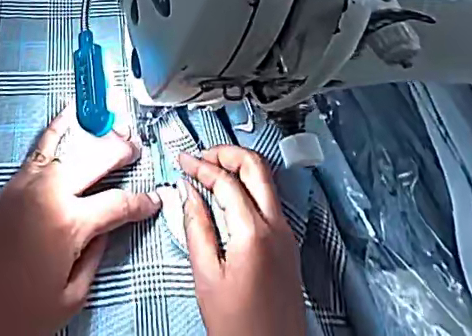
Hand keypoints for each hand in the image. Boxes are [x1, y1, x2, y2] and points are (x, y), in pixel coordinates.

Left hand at [0, 104, 158, 335]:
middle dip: (117, 150)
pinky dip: (56, 132)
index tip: (154, 198)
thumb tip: (102, 233)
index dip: (140, 201)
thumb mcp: (69, 297)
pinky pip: (39, 150)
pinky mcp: (8, 185)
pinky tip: (64, 122)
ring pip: (63, 144)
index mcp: (68, 223)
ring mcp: (25, 184)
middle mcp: (47, 193)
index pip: (116, 204)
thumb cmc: (13, 313)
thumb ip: (92, 258)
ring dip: (88, 131)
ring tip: (106, 122)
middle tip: (134, 147)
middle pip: (92, 159)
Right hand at [178, 146, 305, 335]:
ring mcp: (286, 237)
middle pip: (255, 166)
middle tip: (200, 158)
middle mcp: (277, 229)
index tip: (182, 161)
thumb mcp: (206, 276)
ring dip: (237, 167)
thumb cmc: (239, 329)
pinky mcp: (288, 247)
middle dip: (225, 153)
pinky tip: (226, 197)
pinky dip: (247, 186)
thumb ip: (195, 225)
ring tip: (209, 173)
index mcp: (254, 234)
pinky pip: (269, 200)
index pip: (225, 179)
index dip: (200, 165)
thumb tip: (187, 191)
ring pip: (265, 180)